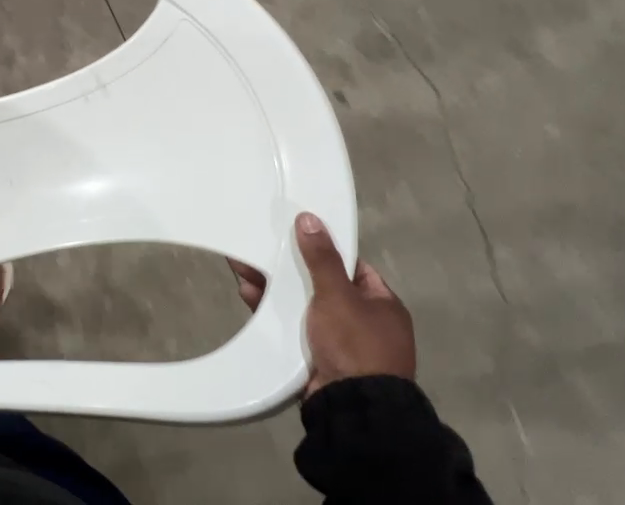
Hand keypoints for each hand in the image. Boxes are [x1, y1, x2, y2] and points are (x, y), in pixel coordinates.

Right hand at [227, 212, 416, 397]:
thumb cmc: (355, 344)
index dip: (323, 249)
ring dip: (273, 289)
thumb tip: (309, 218)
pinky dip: (271, 312)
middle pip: (320, 284)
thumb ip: (322, 258)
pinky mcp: (316, 355)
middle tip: (258, 249)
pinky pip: (290, 325)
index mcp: (381, 304)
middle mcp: (363, 321)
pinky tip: (249, 296)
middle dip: (287, 269)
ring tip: (243, 270)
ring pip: (300, 304)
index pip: (351, 266)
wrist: (353, 406)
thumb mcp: (338, 295)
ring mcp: (339, 340)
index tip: (294, 235)